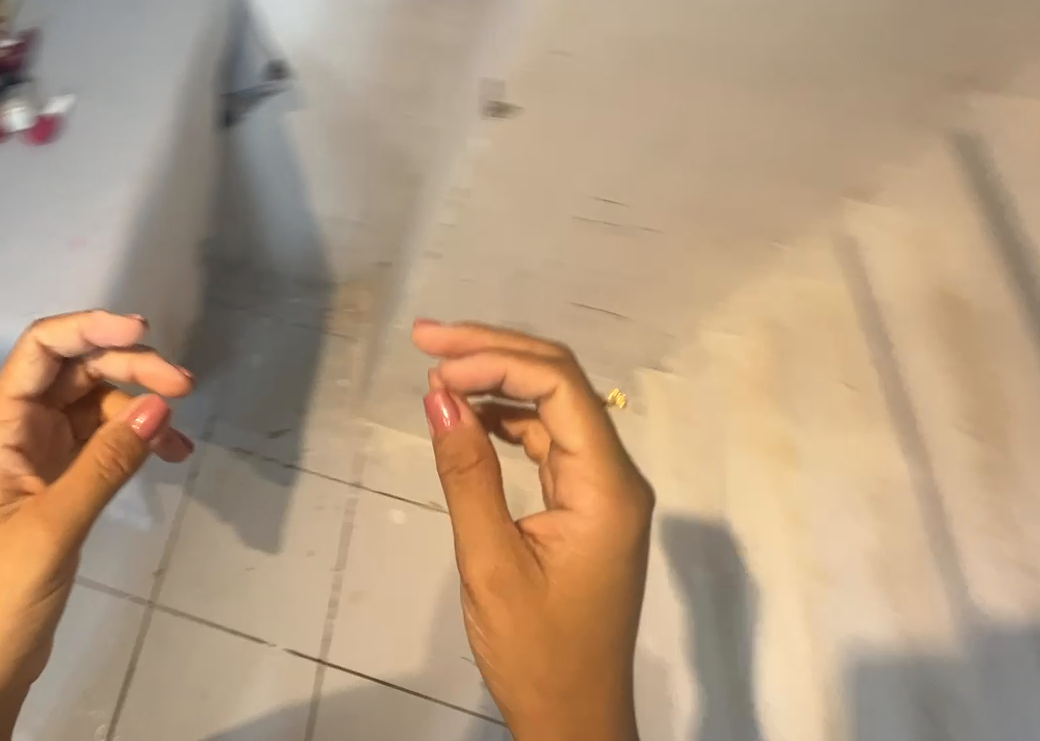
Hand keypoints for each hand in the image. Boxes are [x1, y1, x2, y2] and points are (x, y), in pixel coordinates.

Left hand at [0, 310, 195, 740]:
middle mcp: (20, 428)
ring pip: (98, 403)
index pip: (42, 349)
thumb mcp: (54, 525)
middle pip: (78, 370)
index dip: (89, 327)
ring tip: (182, 430)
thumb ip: (108, 461)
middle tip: (184, 385)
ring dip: (141, 407)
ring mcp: (43, 454)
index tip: (142, 330)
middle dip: (131, 367)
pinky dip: (139, 441)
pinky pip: (107, 441)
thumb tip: (160, 406)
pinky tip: (172, 455)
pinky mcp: (62, 480)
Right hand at [414, 320, 653, 740]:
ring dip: (495, 375)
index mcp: (606, 488)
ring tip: (436, 365)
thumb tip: (438, 395)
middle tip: (426, 336)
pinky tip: (465, 411)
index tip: (435, 367)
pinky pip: (544, 434)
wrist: (573, 719)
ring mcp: (600, 485)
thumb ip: (466, 471)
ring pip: (552, 401)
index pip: (559, 387)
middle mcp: (614, 474)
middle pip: (560, 380)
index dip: (496, 360)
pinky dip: (502, 412)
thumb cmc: (534, 651)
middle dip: (492, 349)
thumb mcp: (489, 561)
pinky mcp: (582, 498)